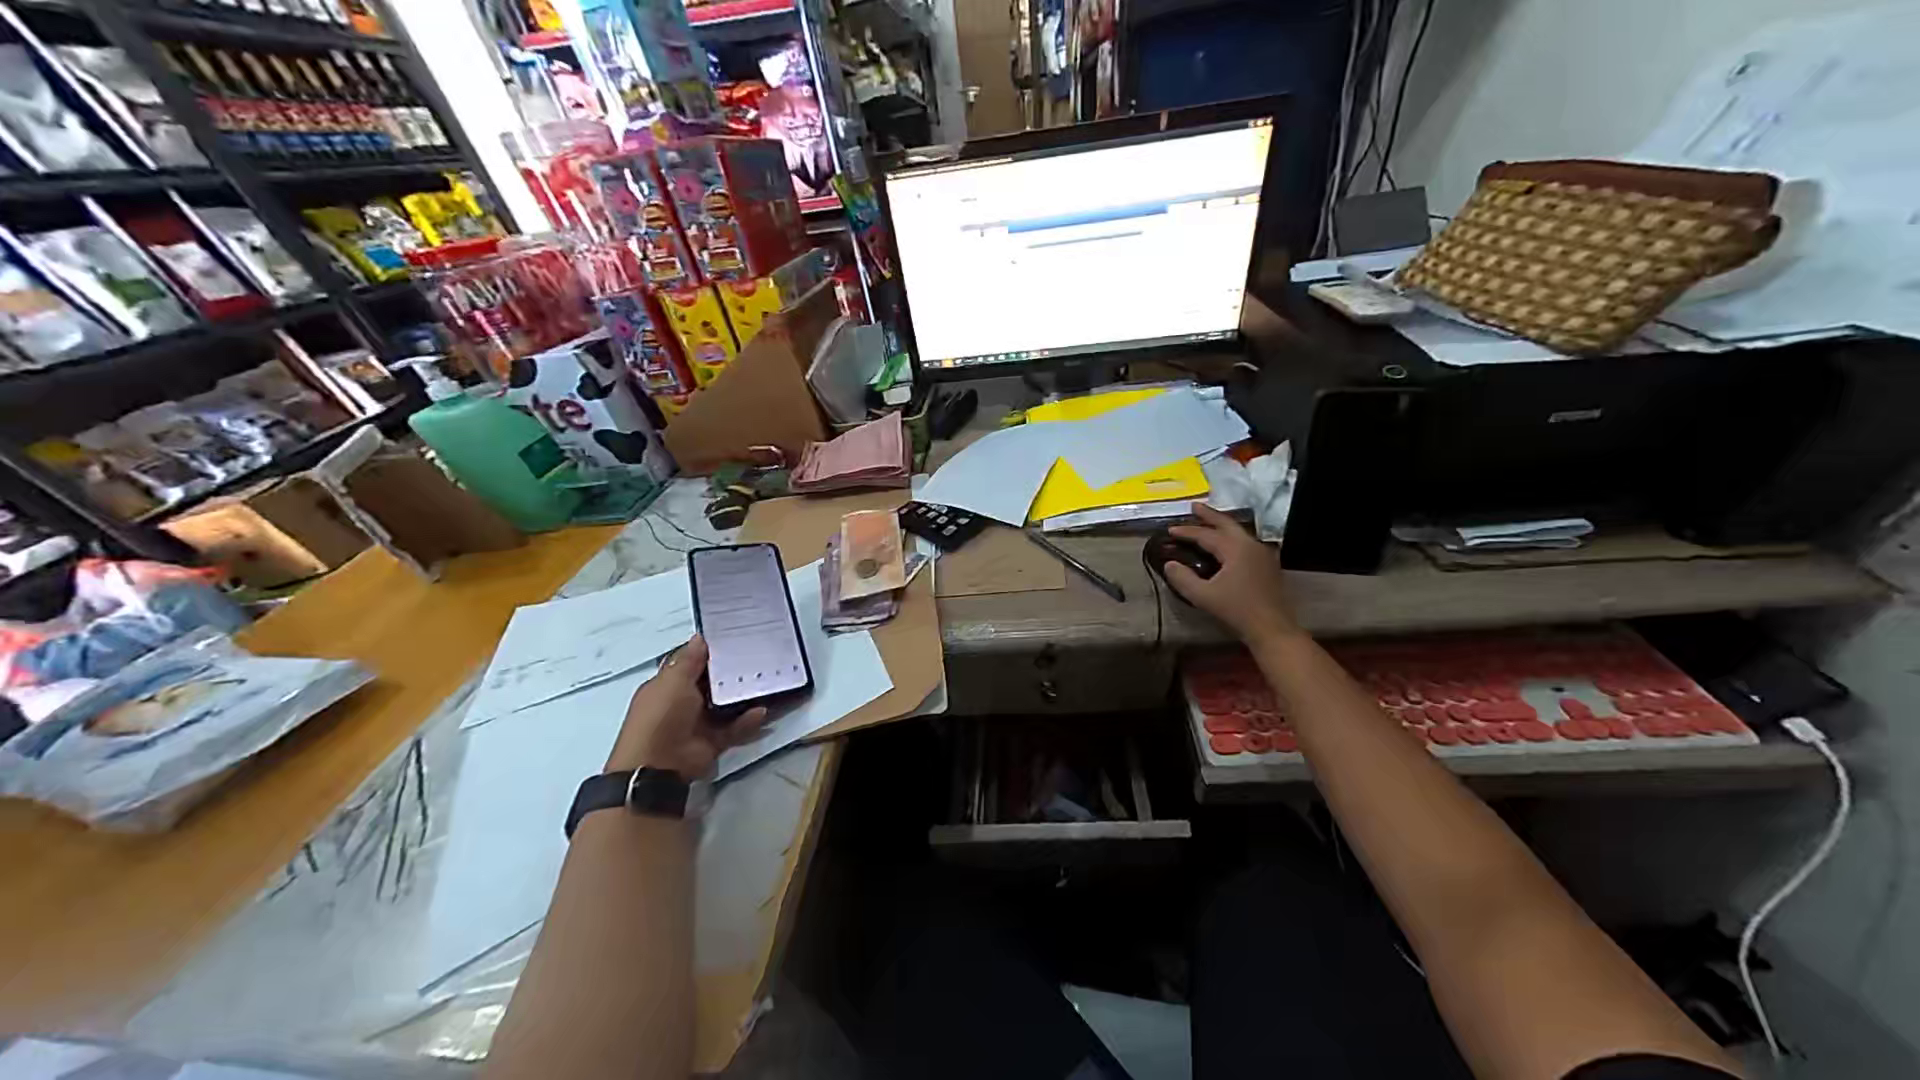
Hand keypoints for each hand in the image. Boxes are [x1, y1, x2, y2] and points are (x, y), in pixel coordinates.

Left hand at [605, 636, 768, 778]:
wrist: (658, 765)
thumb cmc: (661, 716)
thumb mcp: (673, 681)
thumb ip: (689, 660)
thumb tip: (699, 637)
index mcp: (666, 687)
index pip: (688, 665)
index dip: (707, 653)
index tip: (732, 640)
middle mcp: (681, 703)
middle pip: (709, 685)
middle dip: (729, 673)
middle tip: (757, 657)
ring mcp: (697, 724)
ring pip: (724, 706)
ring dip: (742, 697)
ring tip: (766, 682)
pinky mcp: (712, 742)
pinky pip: (733, 728)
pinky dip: (747, 721)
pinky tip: (762, 711)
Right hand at [1164, 503, 1301, 646]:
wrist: (1272, 628)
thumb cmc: (1237, 610)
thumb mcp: (1203, 596)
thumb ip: (1183, 578)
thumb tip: (1169, 564)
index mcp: (1235, 548)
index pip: (1206, 535)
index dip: (1186, 532)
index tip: (1170, 529)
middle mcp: (1251, 545)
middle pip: (1227, 524)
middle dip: (1209, 515)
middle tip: (1194, 507)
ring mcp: (1263, 554)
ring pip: (1238, 532)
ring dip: (1222, 526)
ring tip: (1208, 523)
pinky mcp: (1268, 565)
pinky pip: (1246, 543)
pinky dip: (1232, 538)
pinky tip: (1227, 544)